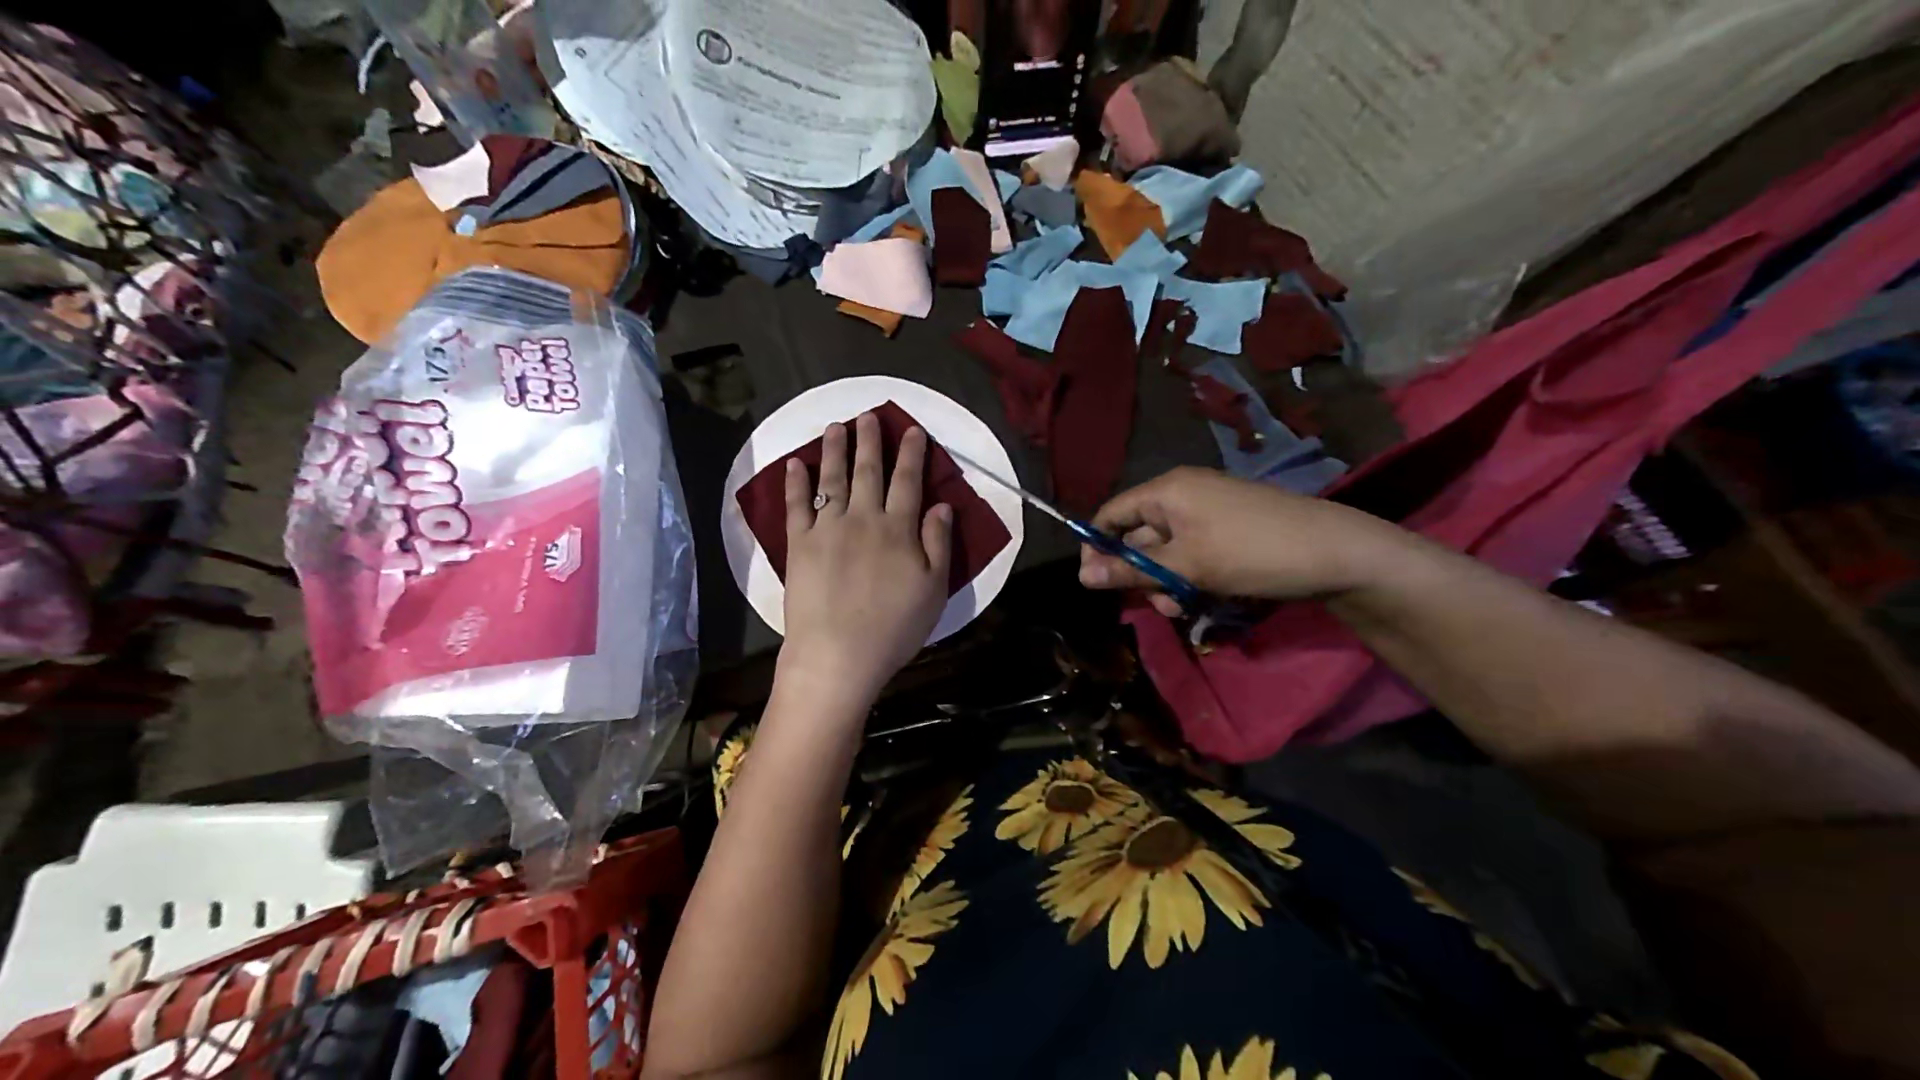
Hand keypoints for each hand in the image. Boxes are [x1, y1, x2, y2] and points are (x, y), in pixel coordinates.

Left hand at [779, 412, 952, 700]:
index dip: (912, 454)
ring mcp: (827, 529)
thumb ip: (938, 544)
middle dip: (870, 442)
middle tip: (869, 417)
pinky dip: (796, 483)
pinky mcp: (799, 545)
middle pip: (868, 472)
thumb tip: (942, 505)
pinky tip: (796, 464)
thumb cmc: (894, 627)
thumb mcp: (934, 589)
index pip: (908, 482)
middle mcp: (863, 519)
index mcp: (898, 529)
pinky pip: (797, 506)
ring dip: (835, 450)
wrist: (838, 653)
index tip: (913, 430)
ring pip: (833, 480)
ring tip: (836, 426)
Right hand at [1078, 467, 1408, 615]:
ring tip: (1185, 608)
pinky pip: (1193, 555)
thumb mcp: (1186, 566)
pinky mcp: (1228, 532)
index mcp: (1167, 491)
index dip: (1097, 547)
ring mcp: (1208, 513)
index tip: (1095, 584)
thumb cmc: (1251, 552)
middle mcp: (1183, 495)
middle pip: (1138, 536)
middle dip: (1141, 575)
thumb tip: (1081, 576)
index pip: (1111, 514)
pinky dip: (1191, 579)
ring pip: (1167, 552)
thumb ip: (1132, 571)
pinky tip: (1205, 600)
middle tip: (1158, 605)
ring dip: (1167, 583)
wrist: (1336, 553)